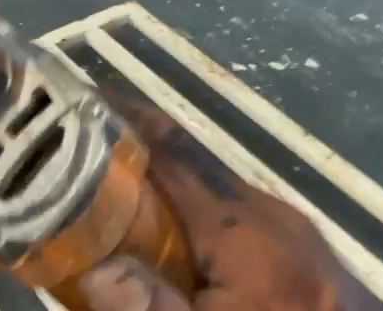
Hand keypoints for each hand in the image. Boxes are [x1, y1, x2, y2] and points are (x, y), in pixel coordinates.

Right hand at [82, 102, 381, 310]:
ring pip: (210, 187)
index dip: (118, 114)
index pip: (170, 147)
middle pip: (186, 160)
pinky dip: (190, 208)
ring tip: (109, 190)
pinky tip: (169, 235)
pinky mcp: (311, 259)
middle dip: (128, 147)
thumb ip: (149, 305)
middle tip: (71, 148)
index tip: (72, 93)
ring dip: (160, 179)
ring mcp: (298, 237)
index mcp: (247, 232)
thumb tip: (89, 263)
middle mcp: (273, 216)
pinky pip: (234, 213)